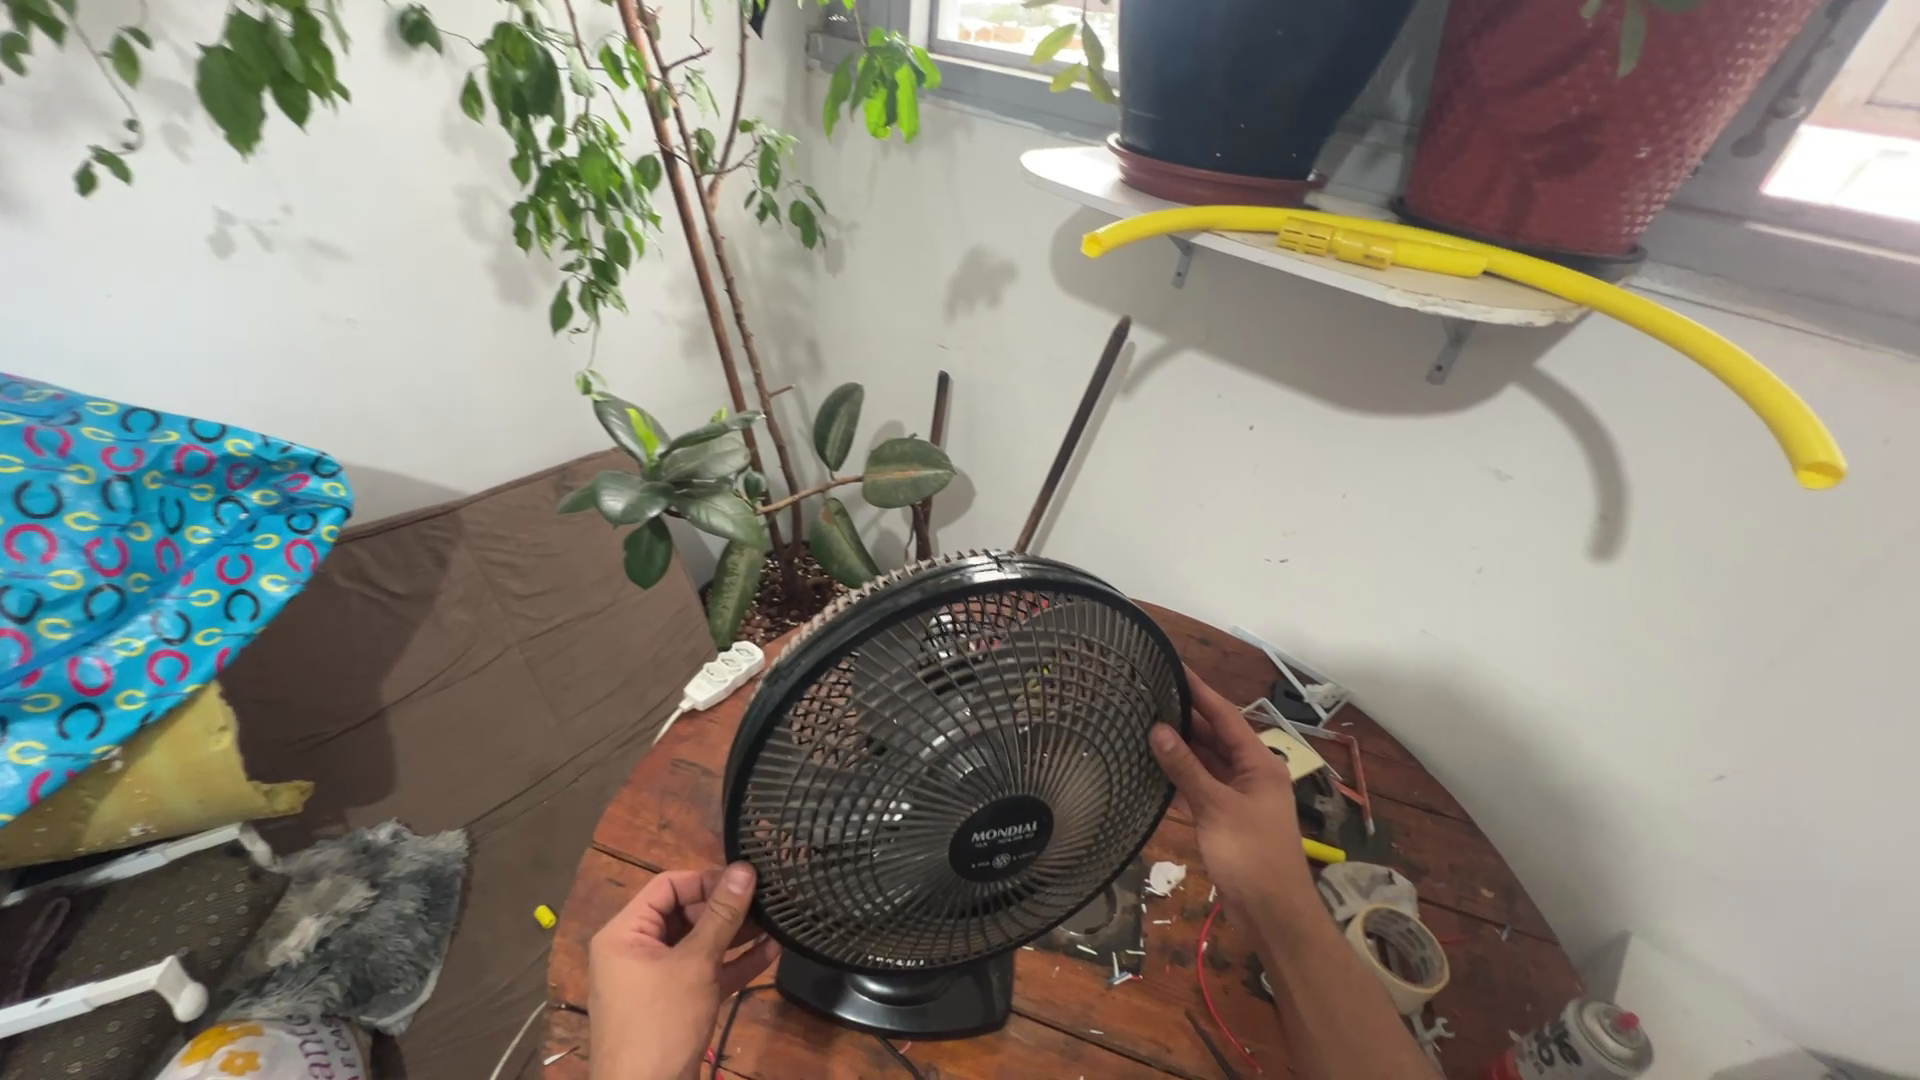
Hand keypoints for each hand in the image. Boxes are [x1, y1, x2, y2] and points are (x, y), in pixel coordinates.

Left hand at [588, 862, 780, 1079]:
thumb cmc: (661, 1023)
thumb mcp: (695, 962)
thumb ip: (722, 914)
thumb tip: (745, 867)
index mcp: (625, 934)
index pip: (668, 886)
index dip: (707, 879)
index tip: (746, 879)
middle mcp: (637, 952)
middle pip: (685, 913)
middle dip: (727, 907)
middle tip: (767, 899)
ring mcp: (657, 980)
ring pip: (700, 943)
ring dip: (737, 933)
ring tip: (777, 920)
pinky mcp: (677, 1005)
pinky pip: (706, 972)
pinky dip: (734, 962)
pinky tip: (771, 951)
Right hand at [1149, 669, 1315, 922]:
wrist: (1273, 915)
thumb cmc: (1252, 855)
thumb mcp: (1216, 807)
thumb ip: (1185, 768)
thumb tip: (1157, 729)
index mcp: (1259, 763)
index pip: (1225, 715)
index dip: (1200, 691)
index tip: (1175, 667)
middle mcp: (1250, 774)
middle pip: (1214, 737)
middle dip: (1184, 717)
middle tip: (1147, 694)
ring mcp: (1236, 797)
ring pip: (1204, 762)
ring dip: (1178, 748)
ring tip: (1142, 723)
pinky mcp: (1223, 819)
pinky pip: (1198, 787)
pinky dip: (1178, 777)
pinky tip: (1151, 767)